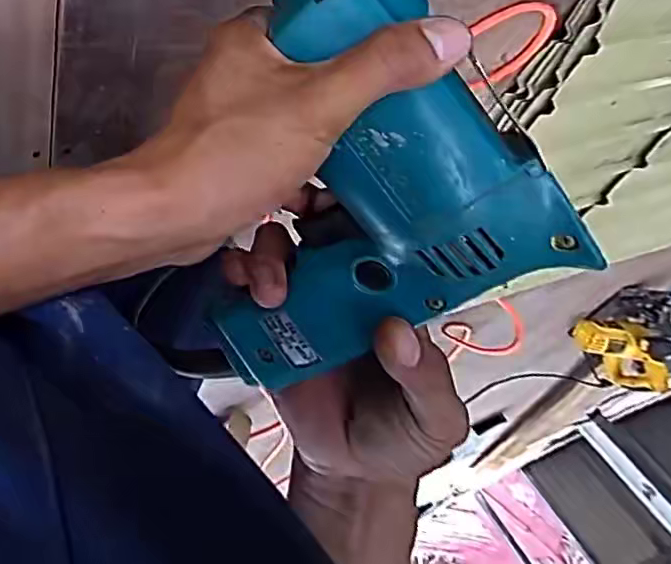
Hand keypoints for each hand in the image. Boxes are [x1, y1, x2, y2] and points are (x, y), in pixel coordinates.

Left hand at [118, 10, 471, 264]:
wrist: (170, 218)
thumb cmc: (232, 152)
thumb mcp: (319, 103)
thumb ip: (380, 67)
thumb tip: (445, 33)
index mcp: (251, 37)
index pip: (321, 16)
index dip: (364, 34)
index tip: (403, 62)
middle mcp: (240, 69)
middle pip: (319, 76)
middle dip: (355, 111)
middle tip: (393, 129)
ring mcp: (236, 115)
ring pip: (304, 125)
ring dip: (330, 160)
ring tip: (356, 183)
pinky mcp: (235, 155)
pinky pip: (284, 161)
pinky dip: (301, 186)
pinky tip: (315, 211)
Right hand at [222, 196, 469, 486]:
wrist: (348, 470)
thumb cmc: (399, 434)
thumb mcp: (434, 418)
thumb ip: (425, 379)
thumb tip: (398, 332)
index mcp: (388, 295)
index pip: (376, 236)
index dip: (361, 208)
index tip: (346, 201)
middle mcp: (343, 286)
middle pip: (320, 225)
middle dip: (306, 205)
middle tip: (299, 210)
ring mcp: (302, 299)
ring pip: (278, 247)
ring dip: (268, 253)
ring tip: (270, 288)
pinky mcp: (266, 320)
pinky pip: (244, 287)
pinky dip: (236, 277)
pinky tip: (240, 291)